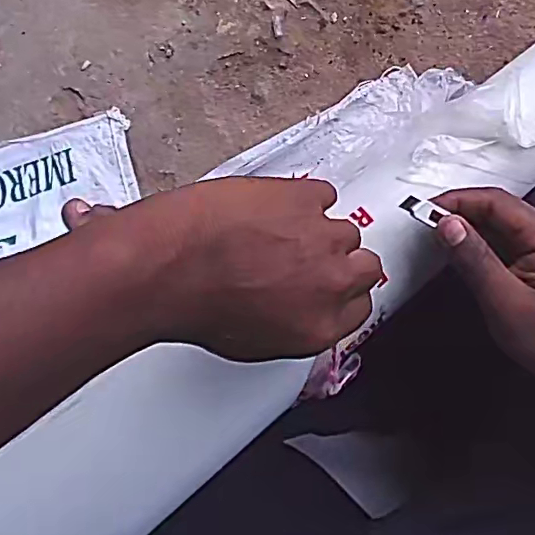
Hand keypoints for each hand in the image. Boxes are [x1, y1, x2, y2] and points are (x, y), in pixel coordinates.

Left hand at [62, 178, 381, 361]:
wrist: (170, 263)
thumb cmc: (194, 301)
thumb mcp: (250, 340)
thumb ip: (291, 324)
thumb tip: (289, 312)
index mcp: (319, 325)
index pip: (359, 306)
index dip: (345, 291)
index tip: (330, 282)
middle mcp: (330, 282)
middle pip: (364, 266)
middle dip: (340, 260)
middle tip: (310, 254)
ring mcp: (322, 237)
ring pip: (345, 228)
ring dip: (318, 228)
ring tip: (283, 228)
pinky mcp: (306, 198)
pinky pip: (323, 193)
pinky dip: (302, 198)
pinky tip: (275, 205)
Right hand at [433, 187, 534, 382]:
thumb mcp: (504, 301)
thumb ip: (475, 259)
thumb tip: (447, 224)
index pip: (496, 202)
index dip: (458, 201)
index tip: (427, 210)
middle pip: (496, 206)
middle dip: (459, 209)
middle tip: (426, 220)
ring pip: (497, 220)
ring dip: (466, 222)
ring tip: (435, 232)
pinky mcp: (533, 257)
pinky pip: (500, 236)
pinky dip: (476, 238)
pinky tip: (457, 247)